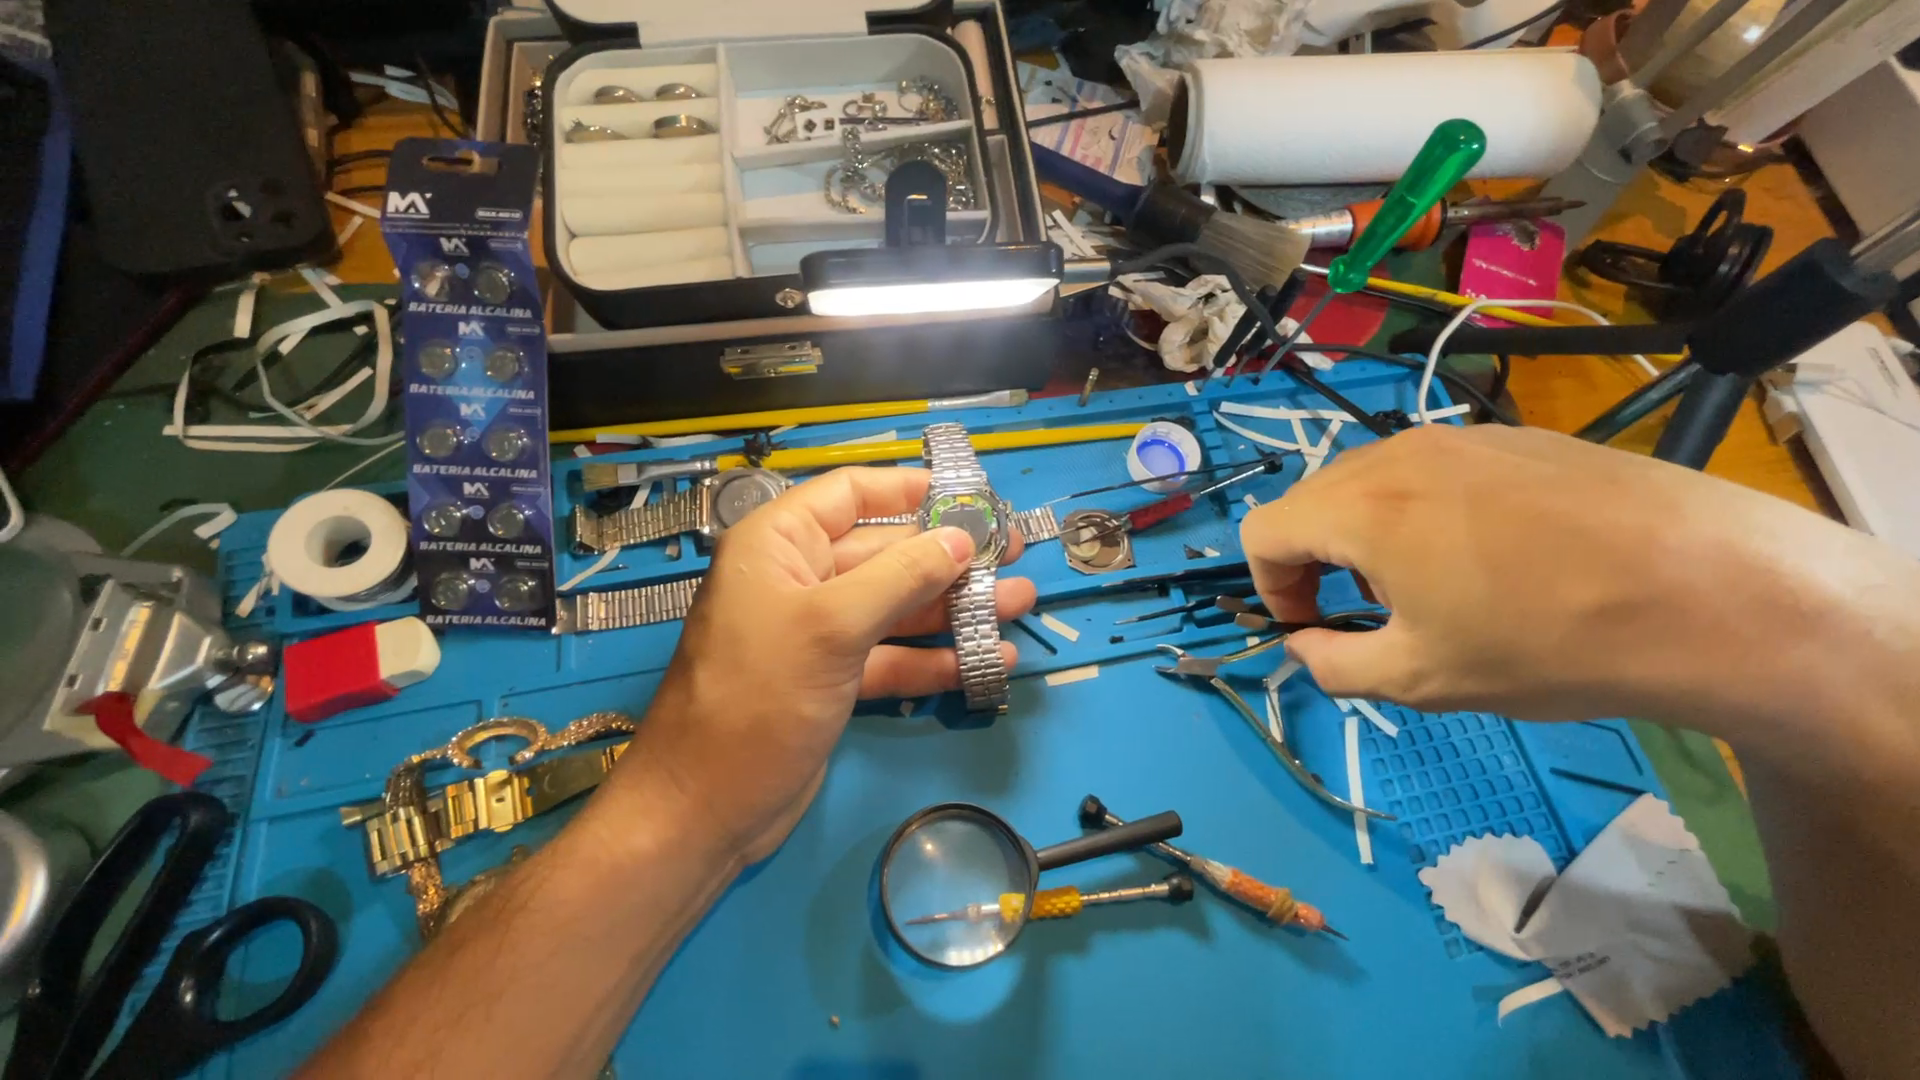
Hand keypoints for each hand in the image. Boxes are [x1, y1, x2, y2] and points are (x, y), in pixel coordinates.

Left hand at [620, 467, 1033, 862]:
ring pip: (897, 607)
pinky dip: (937, 659)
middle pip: (886, 552)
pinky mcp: (836, 680)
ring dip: (955, 608)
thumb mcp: (831, 626)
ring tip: (1019, 603)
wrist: (705, 808)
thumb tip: (960, 538)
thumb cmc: (758, 697)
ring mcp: (820, 633)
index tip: (971, 497)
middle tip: (1014, 554)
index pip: (852, 494)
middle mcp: (801, 579)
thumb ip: (900, 577)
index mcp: (780, 544)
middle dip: (949, 555)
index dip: (910, 488)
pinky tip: (989, 660)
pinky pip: (894, 657)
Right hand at [1240, 424, 1917, 734]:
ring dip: (1367, 536)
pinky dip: (1422, 512)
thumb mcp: (1421, 678)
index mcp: (1361, 508)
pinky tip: (1494, 554)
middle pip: (1311, 501)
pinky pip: (1430, 471)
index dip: (1271, 587)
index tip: (1316, 627)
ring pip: (1369, 482)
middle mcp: (1397, 455)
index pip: (1262, 531)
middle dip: (1317, 561)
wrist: (1725, 594)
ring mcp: (1460, 438)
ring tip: (1436, 583)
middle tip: (1373, 612)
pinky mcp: (1516, 437)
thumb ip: (1332, 665)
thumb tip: (1306, 645)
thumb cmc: (1550, 643)